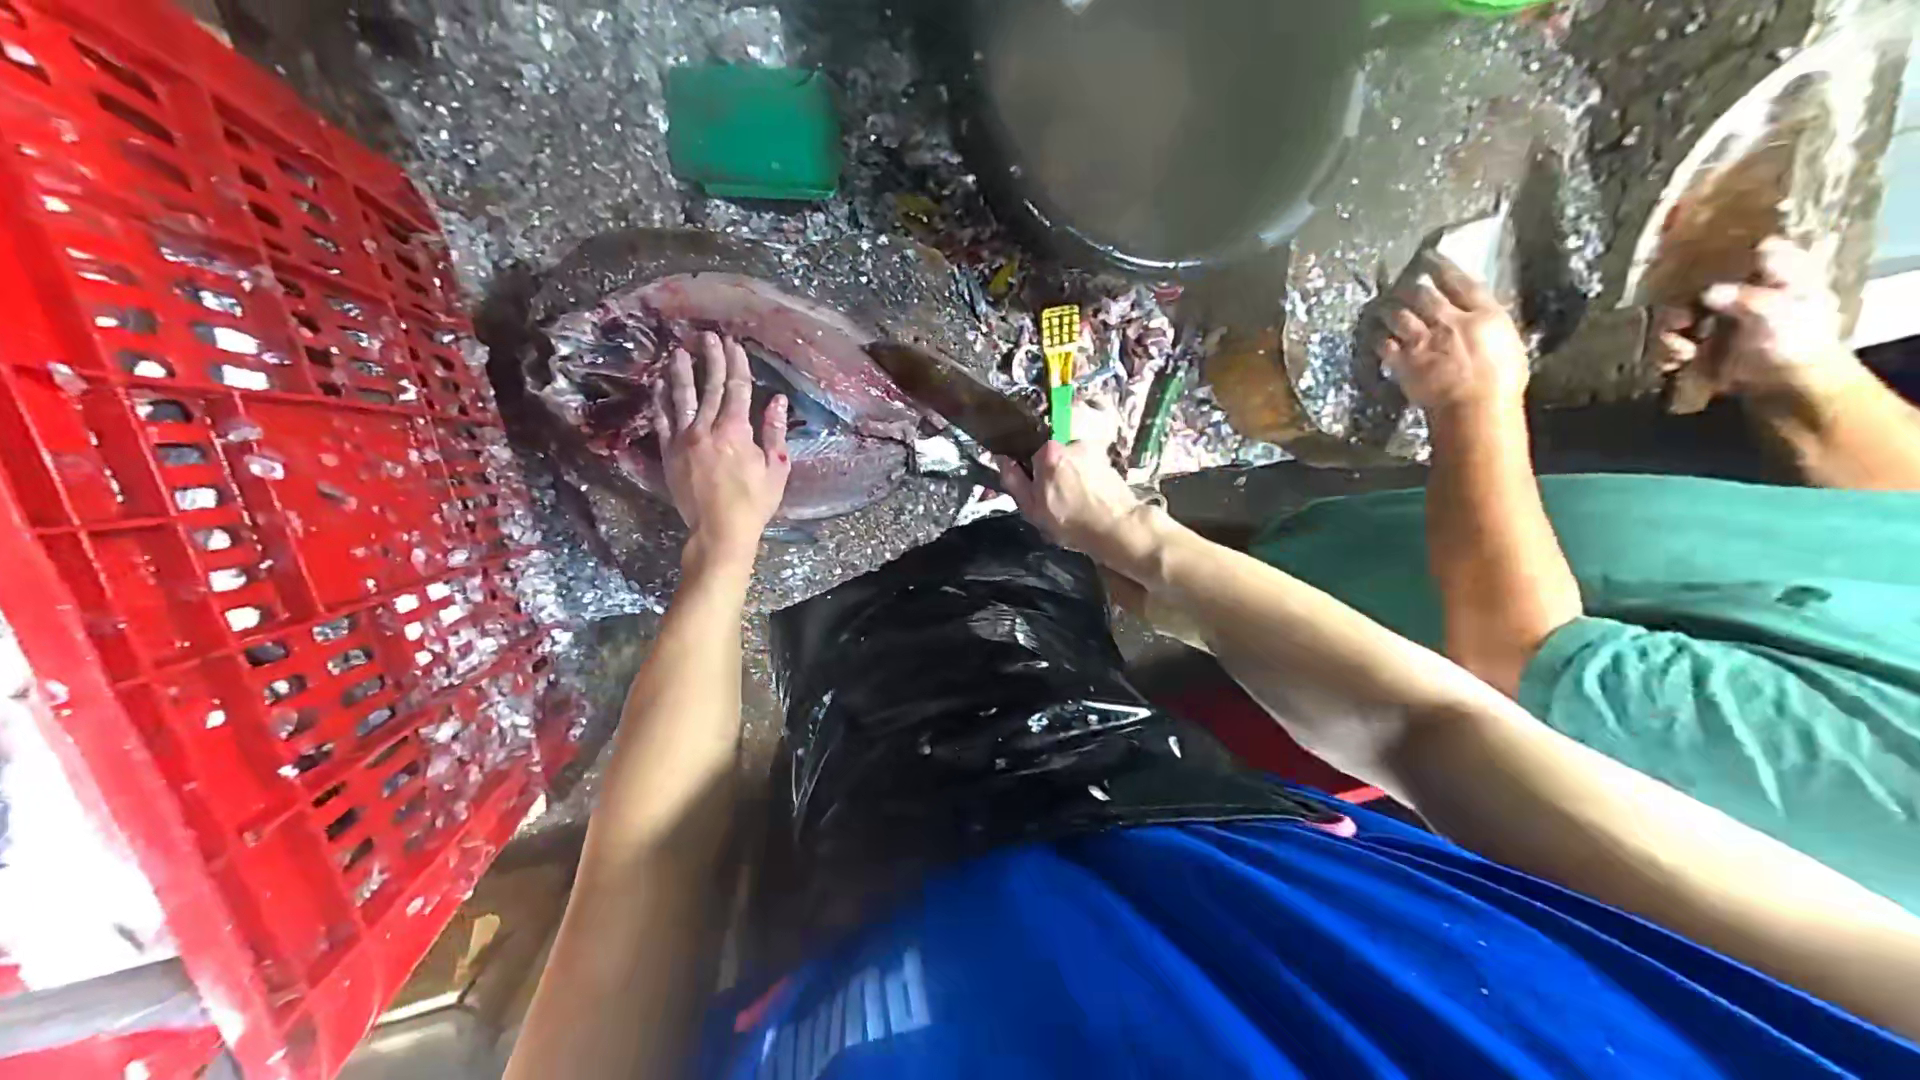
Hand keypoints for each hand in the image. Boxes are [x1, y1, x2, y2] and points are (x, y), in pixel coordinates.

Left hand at [649, 332, 790, 560]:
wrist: (719, 530)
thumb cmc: (754, 502)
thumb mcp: (776, 468)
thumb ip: (774, 432)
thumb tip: (777, 401)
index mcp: (736, 431)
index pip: (736, 388)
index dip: (736, 364)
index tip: (734, 344)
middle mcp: (707, 429)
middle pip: (709, 386)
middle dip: (710, 359)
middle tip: (707, 336)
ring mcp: (684, 440)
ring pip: (682, 398)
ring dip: (681, 373)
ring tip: (680, 352)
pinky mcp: (669, 453)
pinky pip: (662, 420)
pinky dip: (660, 401)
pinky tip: (658, 385)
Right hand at [992, 440, 1149, 567]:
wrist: (1115, 528)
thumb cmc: (1070, 521)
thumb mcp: (1031, 507)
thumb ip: (1013, 480)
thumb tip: (1002, 459)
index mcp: (1049, 451)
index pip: (1029, 454)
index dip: (1031, 473)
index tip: (1036, 491)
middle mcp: (1072, 442)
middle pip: (1053, 455)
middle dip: (1052, 473)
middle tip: (1056, 499)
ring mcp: (1093, 450)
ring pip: (1072, 461)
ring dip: (1071, 477)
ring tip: (1075, 501)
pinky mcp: (1109, 460)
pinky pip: (1088, 467)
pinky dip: (1087, 480)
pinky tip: (1089, 499)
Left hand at [1376, 251, 1530, 415]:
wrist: (1473, 406)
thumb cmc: (1502, 380)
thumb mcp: (1507, 343)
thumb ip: (1489, 325)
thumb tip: (1481, 317)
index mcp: (1483, 314)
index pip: (1460, 282)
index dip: (1442, 267)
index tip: (1429, 258)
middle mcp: (1449, 321)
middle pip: (1422, 294)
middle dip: (1409, 286)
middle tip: (1401, 282)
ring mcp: (1422, 340)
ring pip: (1397, 315)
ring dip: (1388, 309)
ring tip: (1383, 306)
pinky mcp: (1402, 361)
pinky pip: (1383, 343)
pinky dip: (1377, 337)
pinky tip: (1374, 334)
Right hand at [1656, 237, 1860, 400]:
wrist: (1784, 388)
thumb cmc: (1794, 343)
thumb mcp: (1781, 311)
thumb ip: (1746, 297)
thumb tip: (1708, 292)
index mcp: (1773, 277)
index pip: (1754, 249)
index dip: (1730, 246)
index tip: (1698, 250)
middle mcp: (1741, 295)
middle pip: (1698, 283)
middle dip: (1682, 300)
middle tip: (1682, 316)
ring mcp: (1714, 322)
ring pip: (1674, 314)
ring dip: (1670, 331)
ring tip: (1682, 346)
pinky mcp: (1694, 347)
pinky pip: (1666, 343)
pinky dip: (1666, 352)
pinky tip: (1678, 359)